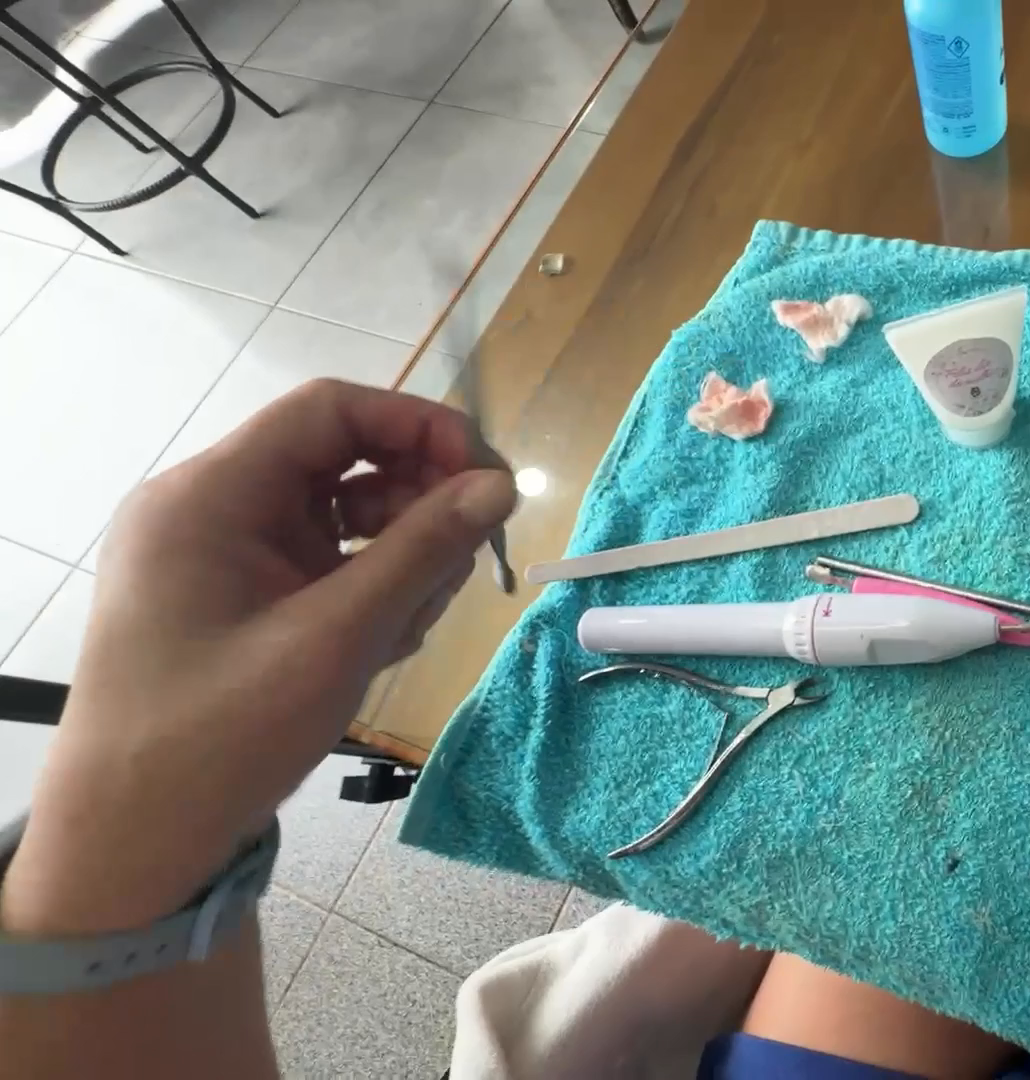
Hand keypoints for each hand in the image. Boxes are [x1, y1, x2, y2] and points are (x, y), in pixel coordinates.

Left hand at [5, 380, 516, 933]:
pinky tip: (392, 633)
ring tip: (417, 617)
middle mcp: (224, 507)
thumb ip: (425, 550)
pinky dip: (389, 581)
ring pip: (362, 509)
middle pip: (354, 457)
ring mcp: (244, 548)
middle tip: (472, 551)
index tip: (488, 479)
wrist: (143, 834)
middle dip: (426, 498)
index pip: (333, 411)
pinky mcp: (264, 586)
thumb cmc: (225, 731)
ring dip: (413, 550)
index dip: (421, 426)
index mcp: (215, 497)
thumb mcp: (341, 634)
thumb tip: (502, 485)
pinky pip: (349, 554)